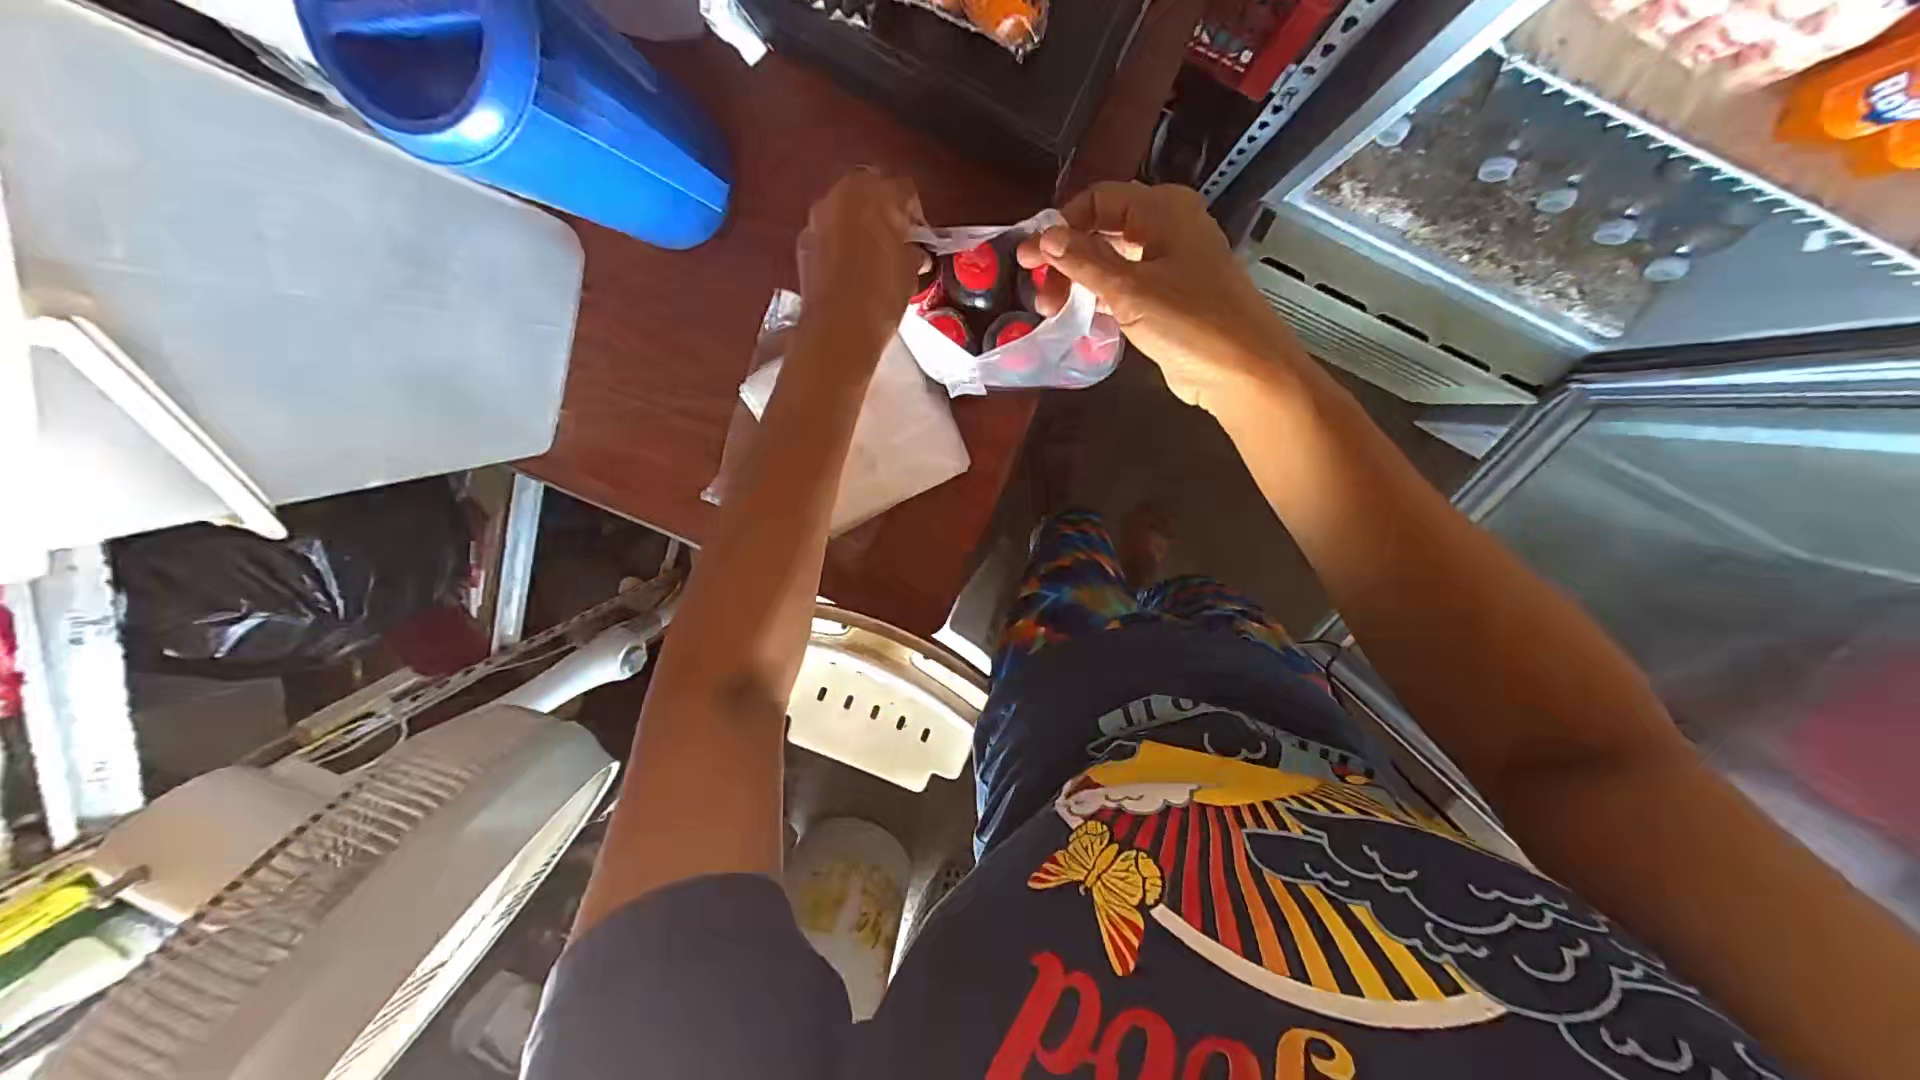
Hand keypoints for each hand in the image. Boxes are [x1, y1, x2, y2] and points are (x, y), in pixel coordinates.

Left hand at [797, 169, 926, 343]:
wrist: (840, 329)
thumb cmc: (881, 295)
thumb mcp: (909, 271)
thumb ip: (912, 251)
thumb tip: (911, 253)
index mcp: (874, 192)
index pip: (903, 189)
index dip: (916, 213)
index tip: (919, 235)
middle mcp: (840, 195)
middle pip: (869, 192)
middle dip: (884, 213)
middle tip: (898, 242)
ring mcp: (817, 218)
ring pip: (844, 213)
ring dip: (860, 228)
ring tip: (875, 259)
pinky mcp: (803, 243)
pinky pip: (828, 236)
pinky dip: (839, 246)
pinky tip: (852, 272)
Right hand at [1017, 182, 1306, 413]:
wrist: (1243, 371)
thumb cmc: (1191, 323)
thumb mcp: (1130, 290)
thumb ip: (1085, 260)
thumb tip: (1046, 236)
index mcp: (1164, 210)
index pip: (1099, 200)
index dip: (1060, 225)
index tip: (1029, 256)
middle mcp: (1168, 229)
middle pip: (1103, 229)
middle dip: (1066, 257)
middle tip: (1037, 289)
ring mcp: (1169, 264)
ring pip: (1111, 260)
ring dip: (1079, 280)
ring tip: (1052, 308)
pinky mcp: (1168, 298)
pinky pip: (1124, 286)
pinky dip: (1098, 297)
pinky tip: (1078, 316)